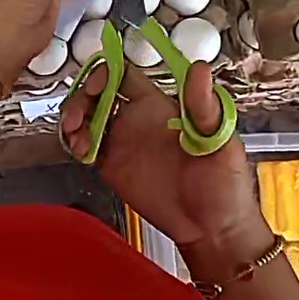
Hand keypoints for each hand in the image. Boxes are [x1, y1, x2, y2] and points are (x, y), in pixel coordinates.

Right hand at [59, 61, 270, 279]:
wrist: (213, 232)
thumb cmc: (224, 184)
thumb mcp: (220, 141)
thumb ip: (203, 106)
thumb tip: (200, 68)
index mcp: (159, 106)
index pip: (124, 75)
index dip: (105, 74)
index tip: (96, 87)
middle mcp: (137, 120)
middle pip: (97, 94)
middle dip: (81, 98)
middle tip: (77, 117)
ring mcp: (123, 144)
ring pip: (87, 118)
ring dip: (74, 120)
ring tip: (76, 138)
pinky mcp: (113, 168)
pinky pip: (85, 147)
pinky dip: (75, 144)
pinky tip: (82, 152)